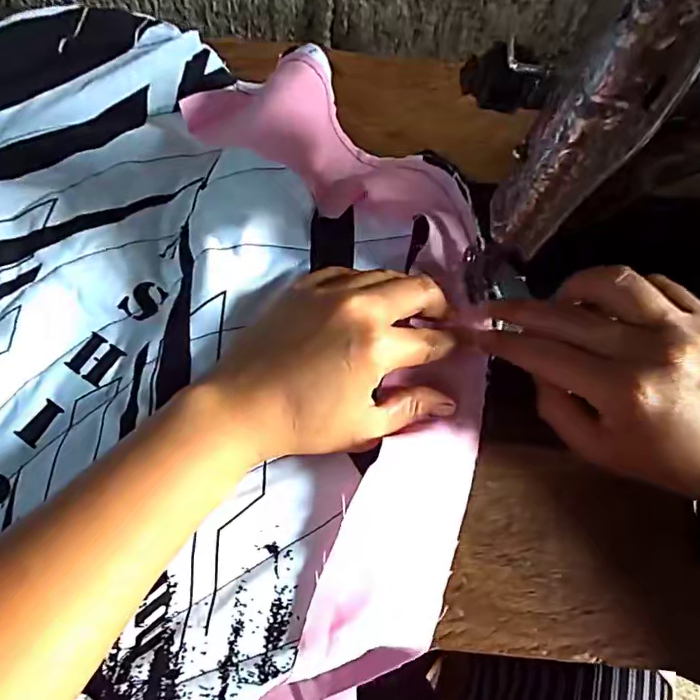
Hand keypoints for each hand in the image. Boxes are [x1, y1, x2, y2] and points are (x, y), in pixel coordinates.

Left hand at [197, 268, 459, 462]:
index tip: (459, 347)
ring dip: (403, 291)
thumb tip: (446, 399)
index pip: (431, 338)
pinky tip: (362, 302)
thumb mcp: (362, 426)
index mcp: (377, 344)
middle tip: (441, 322)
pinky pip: (346, 273)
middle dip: (439, 304)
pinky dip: (364, 284)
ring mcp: (328, 291)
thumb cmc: (302, 423)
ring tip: (405, 313)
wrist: (240, 406)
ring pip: (383, 275)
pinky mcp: (302, 287)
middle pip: (418, 289)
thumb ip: (409, 408)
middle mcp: (359, 306)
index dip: (452, 344)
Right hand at [479, 265, 699, 506]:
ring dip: (573, 285)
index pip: (545, 353)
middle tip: (496, 307)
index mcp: (621, 390)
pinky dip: (622, 289)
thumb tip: (537, 369)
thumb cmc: (669, 462)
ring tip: (560, 301)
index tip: (480, 334)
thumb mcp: (598, 451)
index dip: (505, 342)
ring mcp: (684, 327)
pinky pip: (656, 283)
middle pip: (568, 314)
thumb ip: (557, 408)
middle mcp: (650, 350)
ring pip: (614, 281)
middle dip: (521, 309)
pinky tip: (609, 305)